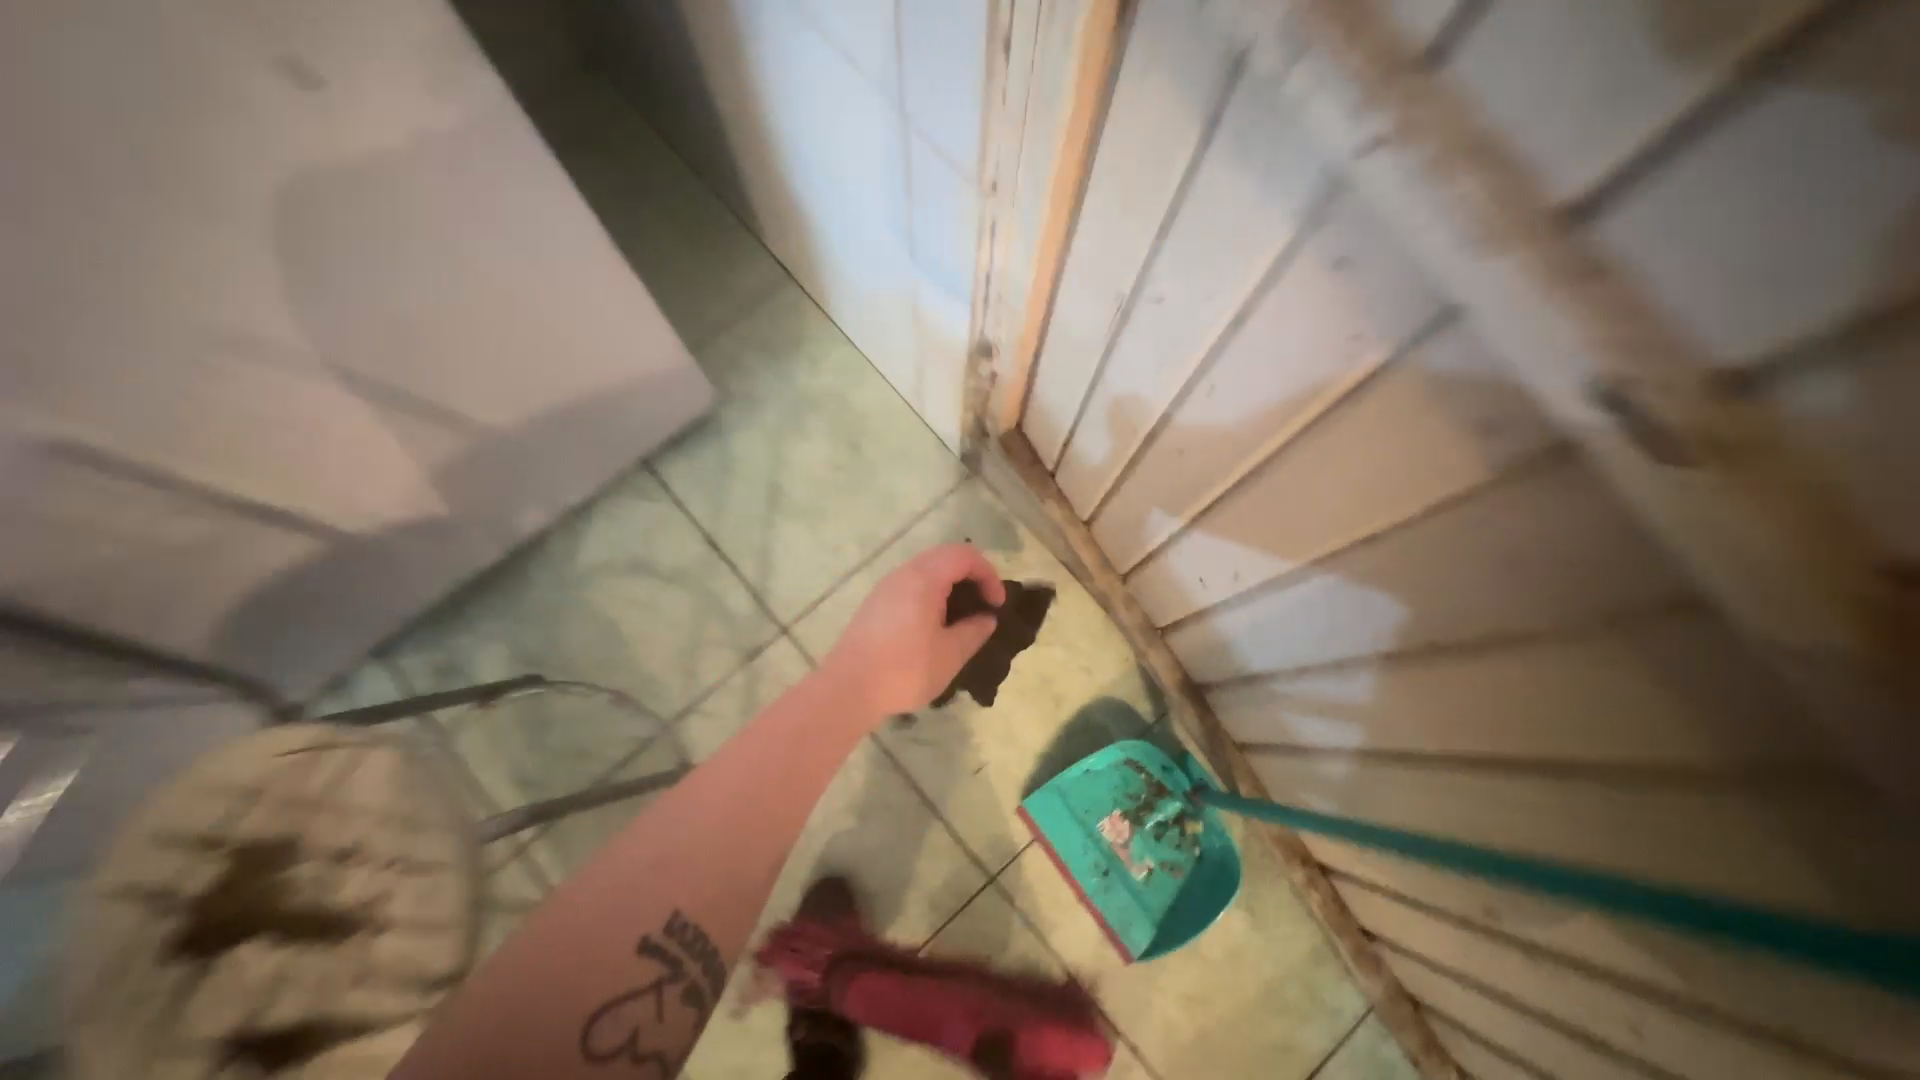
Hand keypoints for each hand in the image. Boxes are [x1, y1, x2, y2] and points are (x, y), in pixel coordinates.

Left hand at [820, 544, 1004, 719]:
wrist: (848, 689)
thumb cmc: (904, 670)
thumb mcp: (950, 654)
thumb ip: (974, 631)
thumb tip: (986, 618)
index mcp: (924, 579)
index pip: (965, 555)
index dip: (988, 574)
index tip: (996, 605)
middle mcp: (903, 574)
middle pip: (944, 557)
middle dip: (970, 576)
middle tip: (983, 606)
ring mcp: (885, 588)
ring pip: (925, 571)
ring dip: (949, 586)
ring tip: (961, 618)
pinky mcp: (875, 604)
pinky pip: (910, 586)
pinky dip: (930, 595)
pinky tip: (933, 627)